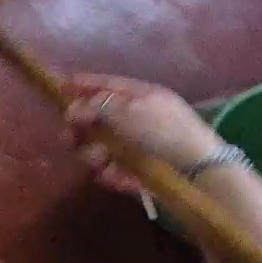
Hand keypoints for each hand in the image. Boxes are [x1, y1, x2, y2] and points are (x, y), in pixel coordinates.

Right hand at [61, 73, 217, 193]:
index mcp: (142, 96)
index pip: (108, 85)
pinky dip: (113, 174)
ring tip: (98, 161)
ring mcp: (144, 146)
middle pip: (101, 119)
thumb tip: (72, 109)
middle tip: (67, 138)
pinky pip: (118, 170)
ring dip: (95, 154)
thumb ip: (95, 107)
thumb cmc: (163, 131)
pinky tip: (113, 177)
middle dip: (82, 128)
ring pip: (105, 147)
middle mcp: (142, 118)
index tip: (60, 86)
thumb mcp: (126, 111)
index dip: (84, 84)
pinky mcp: (146, 172)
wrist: (200, 171)